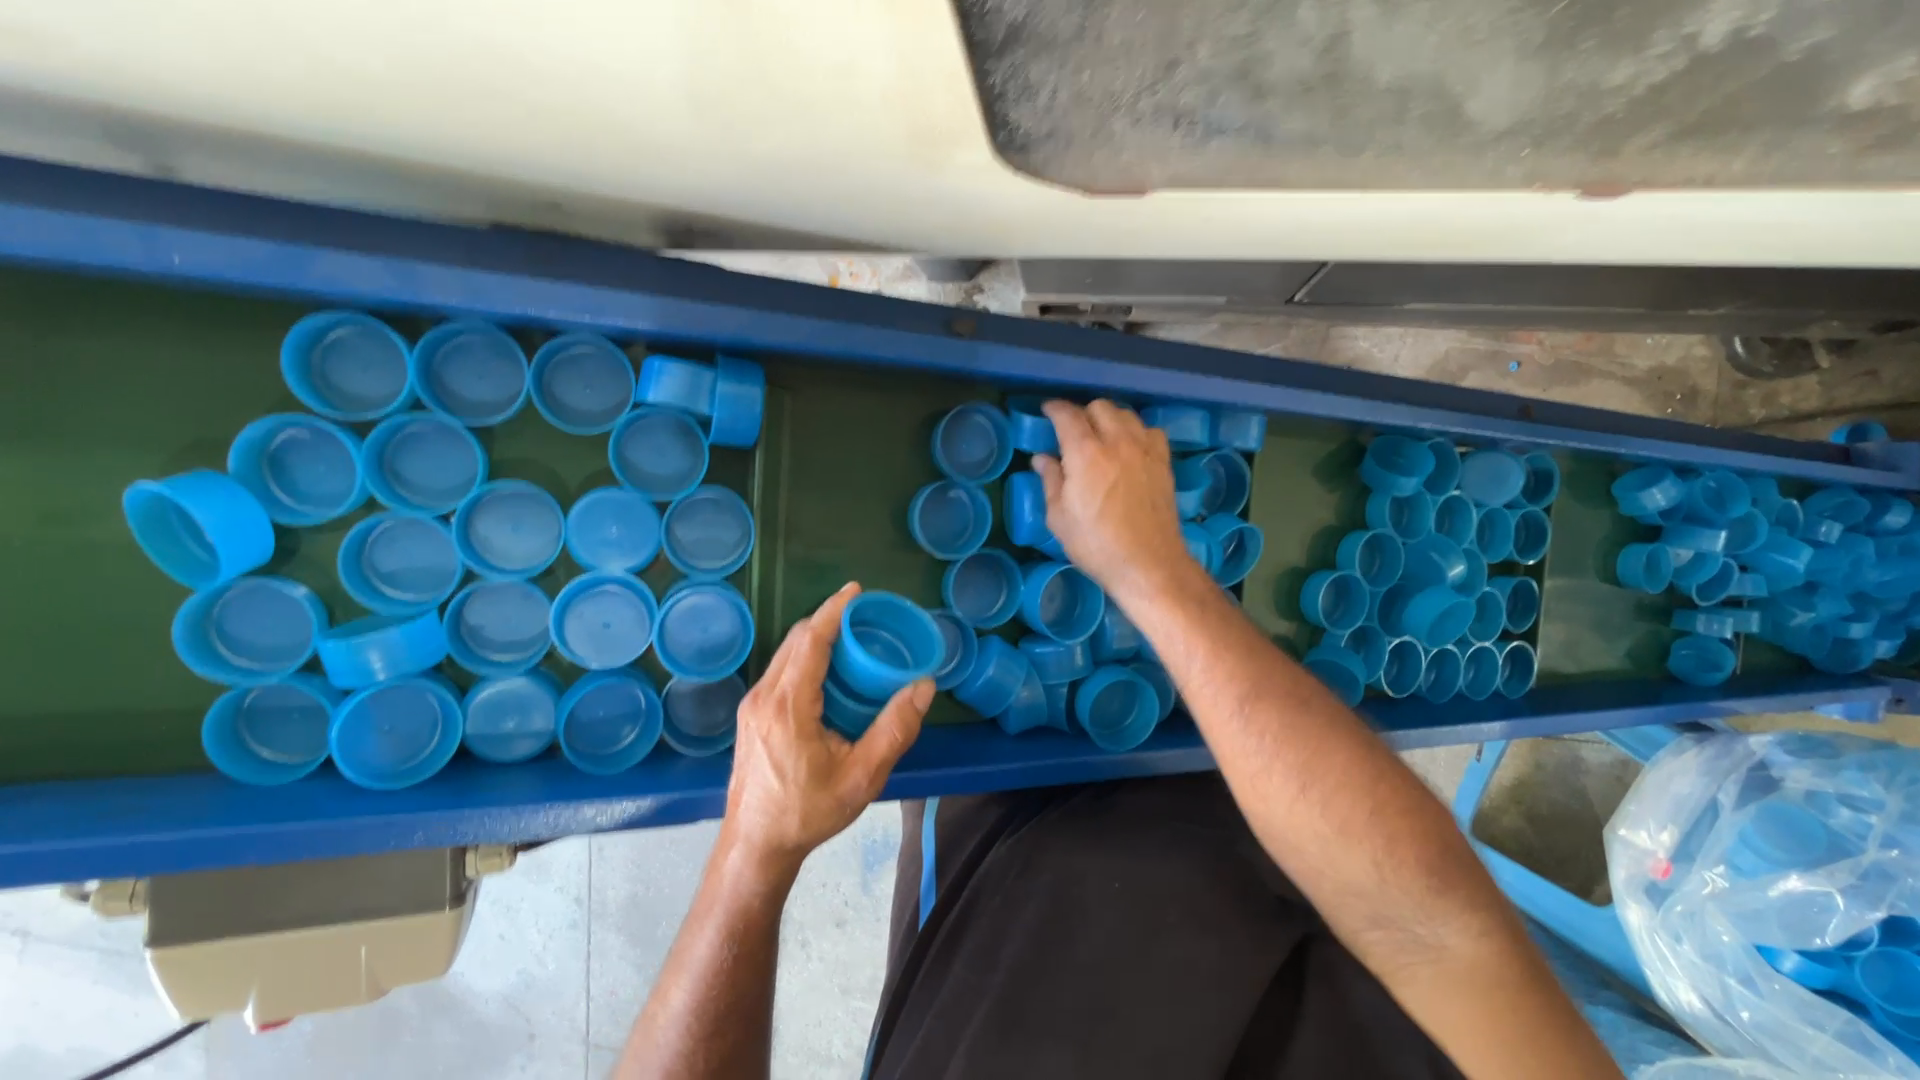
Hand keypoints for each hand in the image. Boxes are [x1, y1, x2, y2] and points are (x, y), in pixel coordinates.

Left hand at [723, 582, 931, 871]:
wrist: (756, 845)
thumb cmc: (808, 811)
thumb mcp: (862, 776)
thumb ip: (894, 729)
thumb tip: (923, 687)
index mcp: (788, 705)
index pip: (811, 640)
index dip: (834, 611)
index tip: (856, 591)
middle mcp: (764, 696)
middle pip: (796, 641)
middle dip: (828, 621)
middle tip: (862, 616)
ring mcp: (752, 706)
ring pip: (784, 654)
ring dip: (815, 639)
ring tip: (849, 637)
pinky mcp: (750, 716)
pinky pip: (779, 671)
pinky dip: (804, 658)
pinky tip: (826, 671)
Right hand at [1032, 400, 1198, 603]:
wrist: (1147, 564)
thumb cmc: (1095, 545)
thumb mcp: (1059, 517)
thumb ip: (1050, 480)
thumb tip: (1042, 458)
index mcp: (1085, 453)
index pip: (1068, 415)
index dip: (1055, 408)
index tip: (1047, 411)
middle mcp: (1117, 441)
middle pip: (1100, 407)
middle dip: (1083, 413)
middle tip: (1073, 430)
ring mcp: (1145, 449)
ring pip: (1126, 414)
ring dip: (1110, 418)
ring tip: (1101, 435)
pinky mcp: (1163, 462)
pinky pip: (1150, 431)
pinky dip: (1136, 431)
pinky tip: (1129, 447)